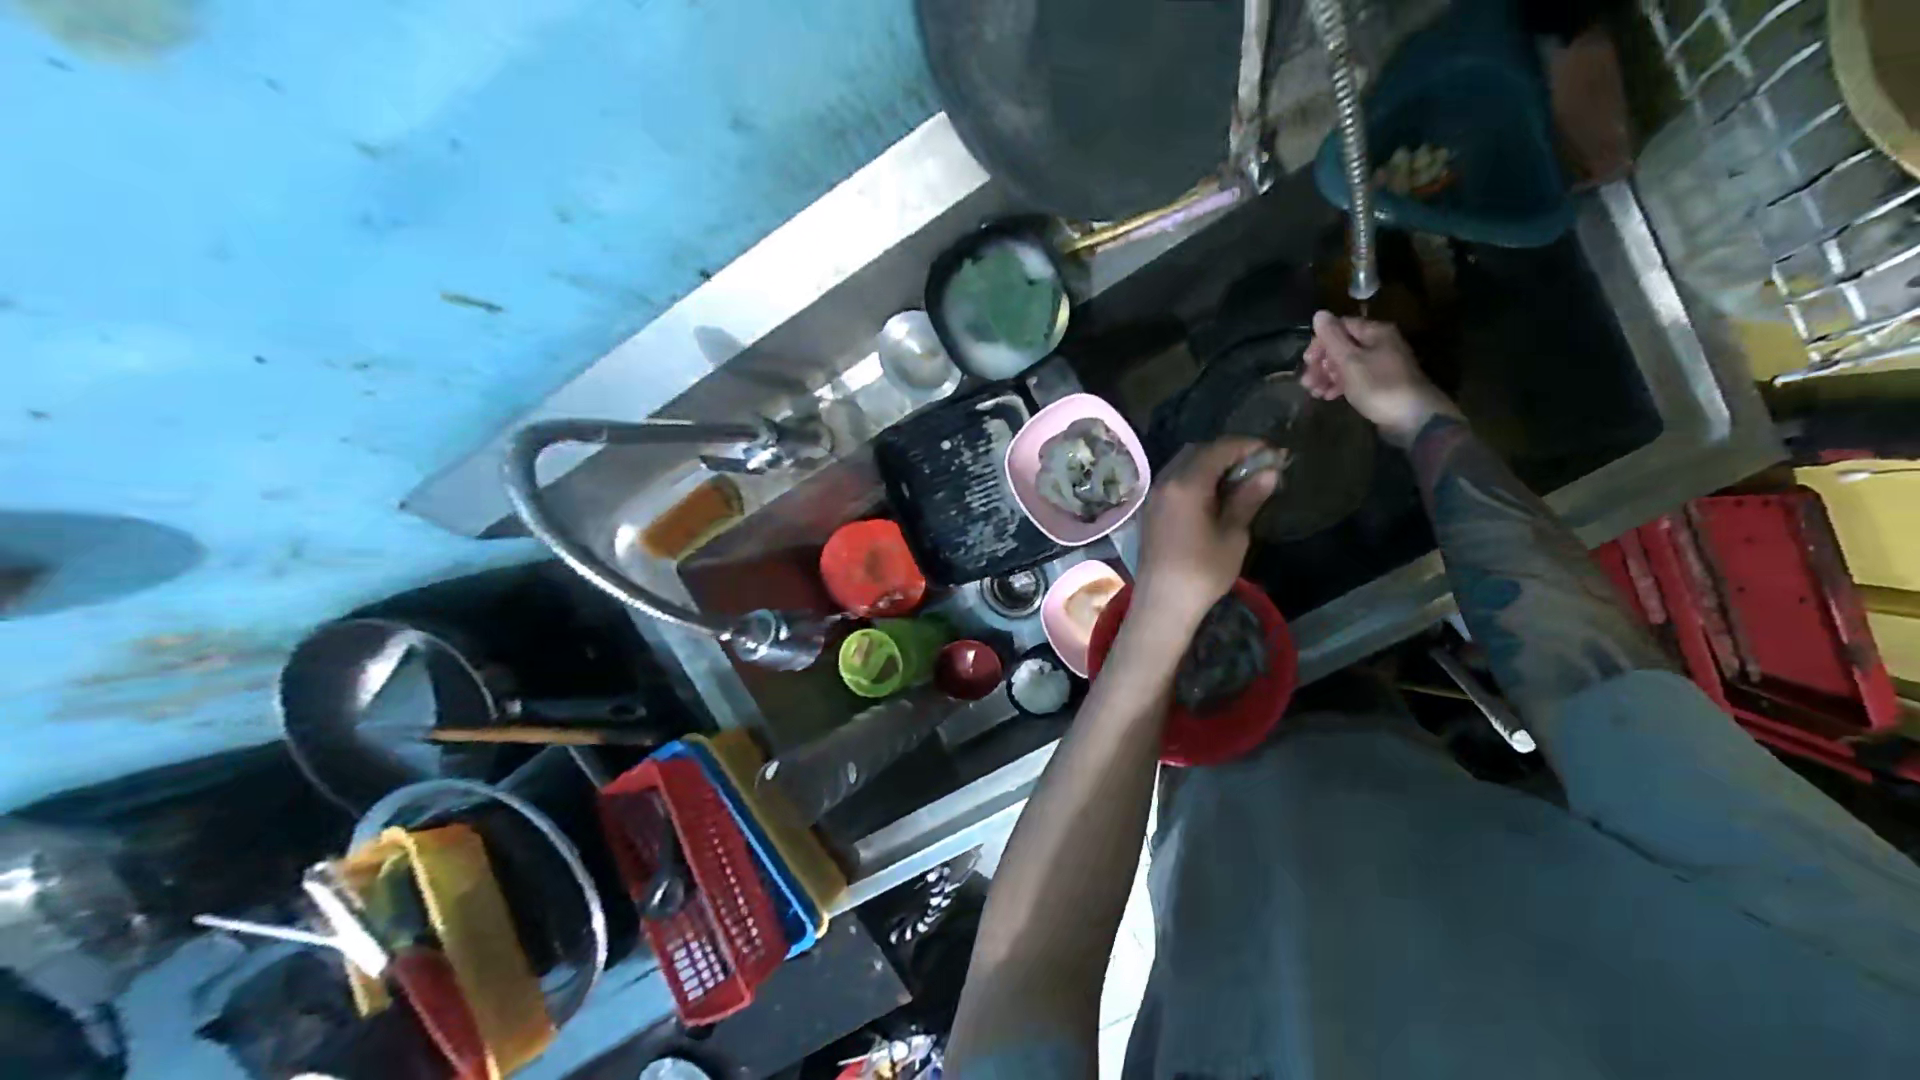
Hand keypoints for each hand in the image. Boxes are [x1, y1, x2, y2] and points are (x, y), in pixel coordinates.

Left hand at [1132, 437, 1278, 631]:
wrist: (1162, 603)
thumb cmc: (1202, 572)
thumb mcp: (1233, 535)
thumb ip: (1247, 499)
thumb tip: (1269, 472)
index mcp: (1185, 485)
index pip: (1218, 449)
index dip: (1246, 446)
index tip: (1272, 452)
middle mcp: (1164, 483)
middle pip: (1196, 452)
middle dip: (1227, 452)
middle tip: (1256, 465)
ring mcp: (1153, 496)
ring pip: (1182, 465)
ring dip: (1209, 464)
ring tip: (1238, 480)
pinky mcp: (1149, 510)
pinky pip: (1173, 480)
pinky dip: (1194, 478)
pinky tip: (1213, 495)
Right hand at [1302, 310, 1460, 446]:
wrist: (1411, 417)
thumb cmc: (1378, 385)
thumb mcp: (1350, 360)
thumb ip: (1332, 337)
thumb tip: (1319, 313)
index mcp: (1375, 332)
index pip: (1340, 327)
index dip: (1320, 342)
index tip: (1306, 361)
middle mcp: (1379, 343)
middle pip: (1342, 346)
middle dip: (1321, 363)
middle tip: (1307, 381)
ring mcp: (1380, 364)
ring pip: (1345, 364)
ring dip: (1326, 376)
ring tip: (1314, 392)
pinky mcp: (1379, 383)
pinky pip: (1354, 378)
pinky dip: (1339, 385)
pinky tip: (1328, 396)